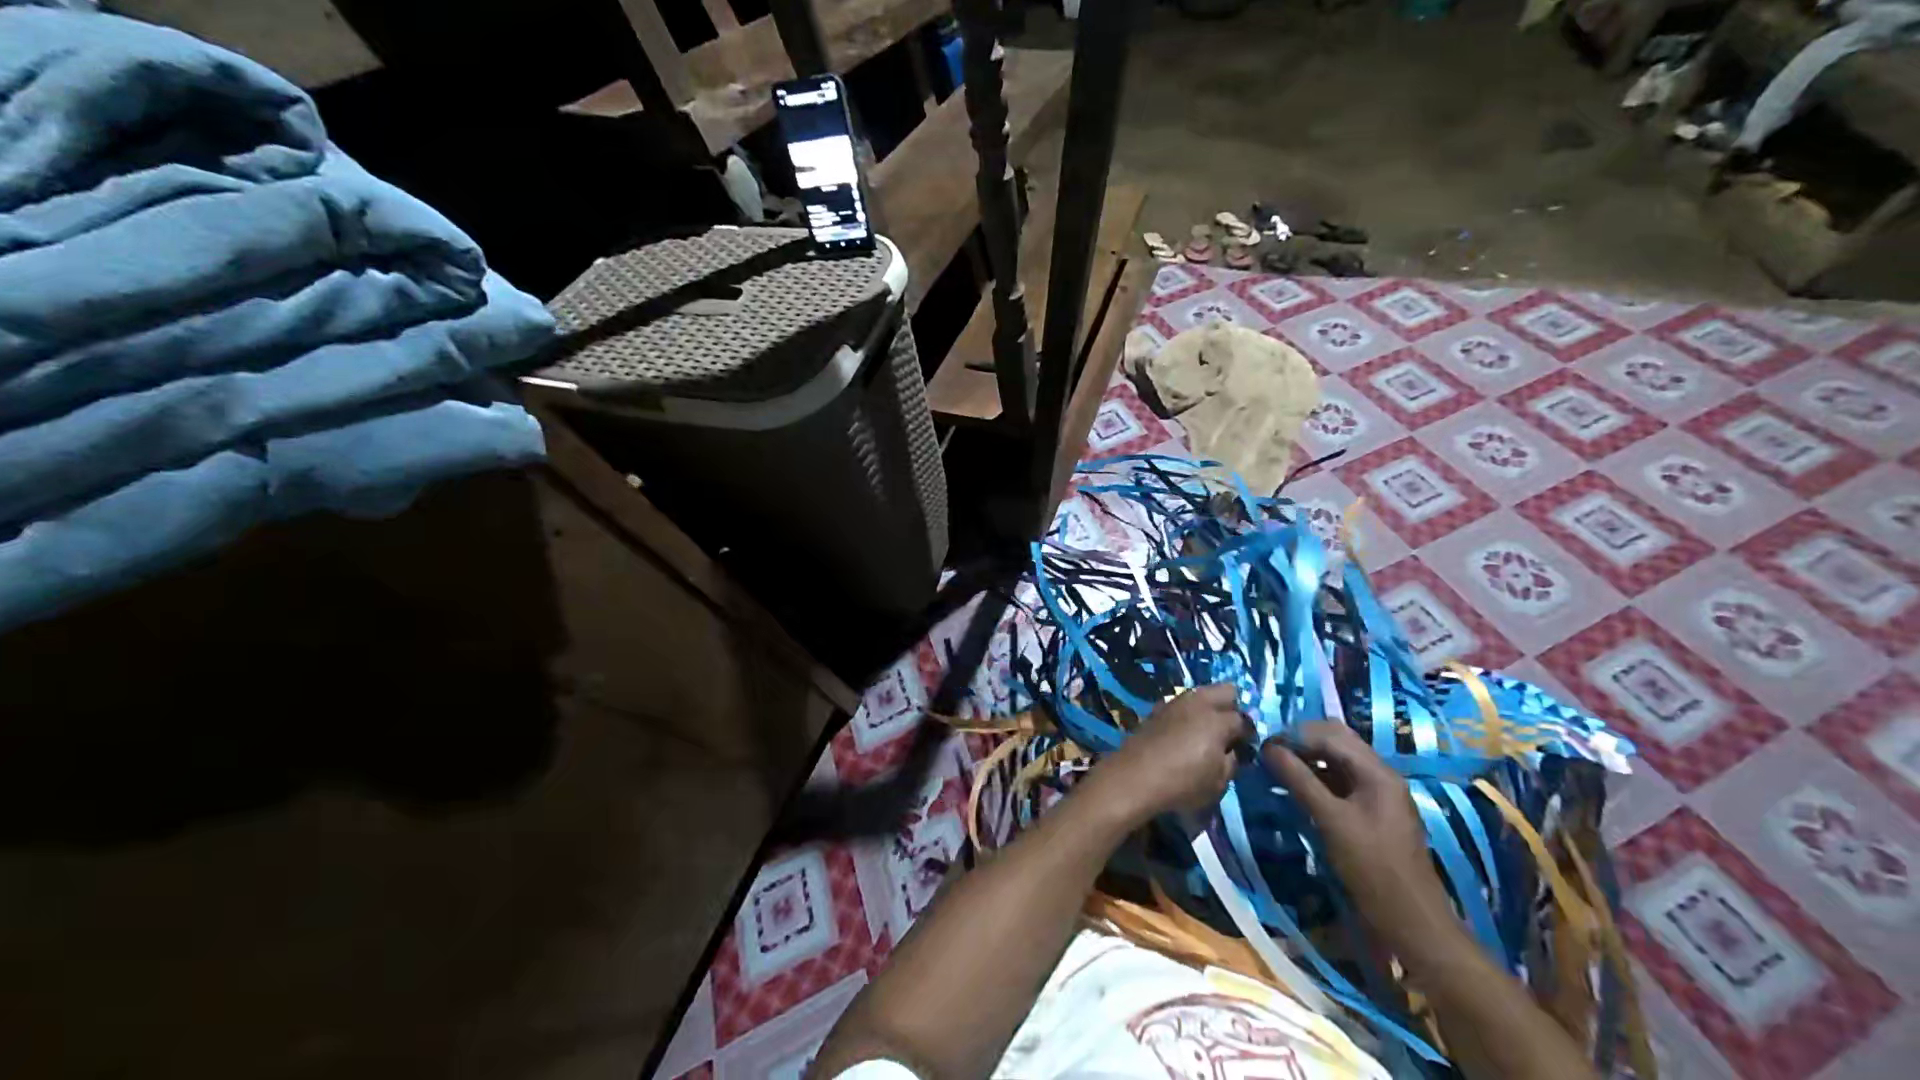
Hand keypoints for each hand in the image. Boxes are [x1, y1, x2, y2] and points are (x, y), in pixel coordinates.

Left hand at [1082, 684, 1248, 826]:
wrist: (1133, 777)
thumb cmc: (1182, 783)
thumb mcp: (1218, 783)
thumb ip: (1231, 762)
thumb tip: (1232, 750)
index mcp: (1218, 720)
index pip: (1244, 720)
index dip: (1247, 734)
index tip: (1245, 748)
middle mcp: (1198, 703)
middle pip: (1226, 691)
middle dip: (1232, 706)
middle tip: (1228, 731)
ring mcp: (1174, 702)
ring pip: (1201, 694)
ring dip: (1208, 707)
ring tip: (1205, 732)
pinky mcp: (1156, 709)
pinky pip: (1181, 704)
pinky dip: (1187, 713)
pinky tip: (1182, 732)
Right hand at [1262, 722, 1452, 948]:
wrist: (1411, 920)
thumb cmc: (1371, 868)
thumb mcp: (1330, 821)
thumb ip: (1299, 780)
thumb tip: (1267, 747)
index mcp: (1377, 772)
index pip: (1330, 734)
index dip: (1294, 735)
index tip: (1263, 747)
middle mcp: (1380, 774)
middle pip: (1336, 740)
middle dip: (1301, 742)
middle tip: (1269, 755)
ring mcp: (1377, 793)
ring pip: (1337, 760)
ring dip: (1307, 758)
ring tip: (1277, 769)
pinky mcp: (1371, 811)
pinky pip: (1340, 780)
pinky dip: (1316, 777)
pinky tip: (1296, 788)